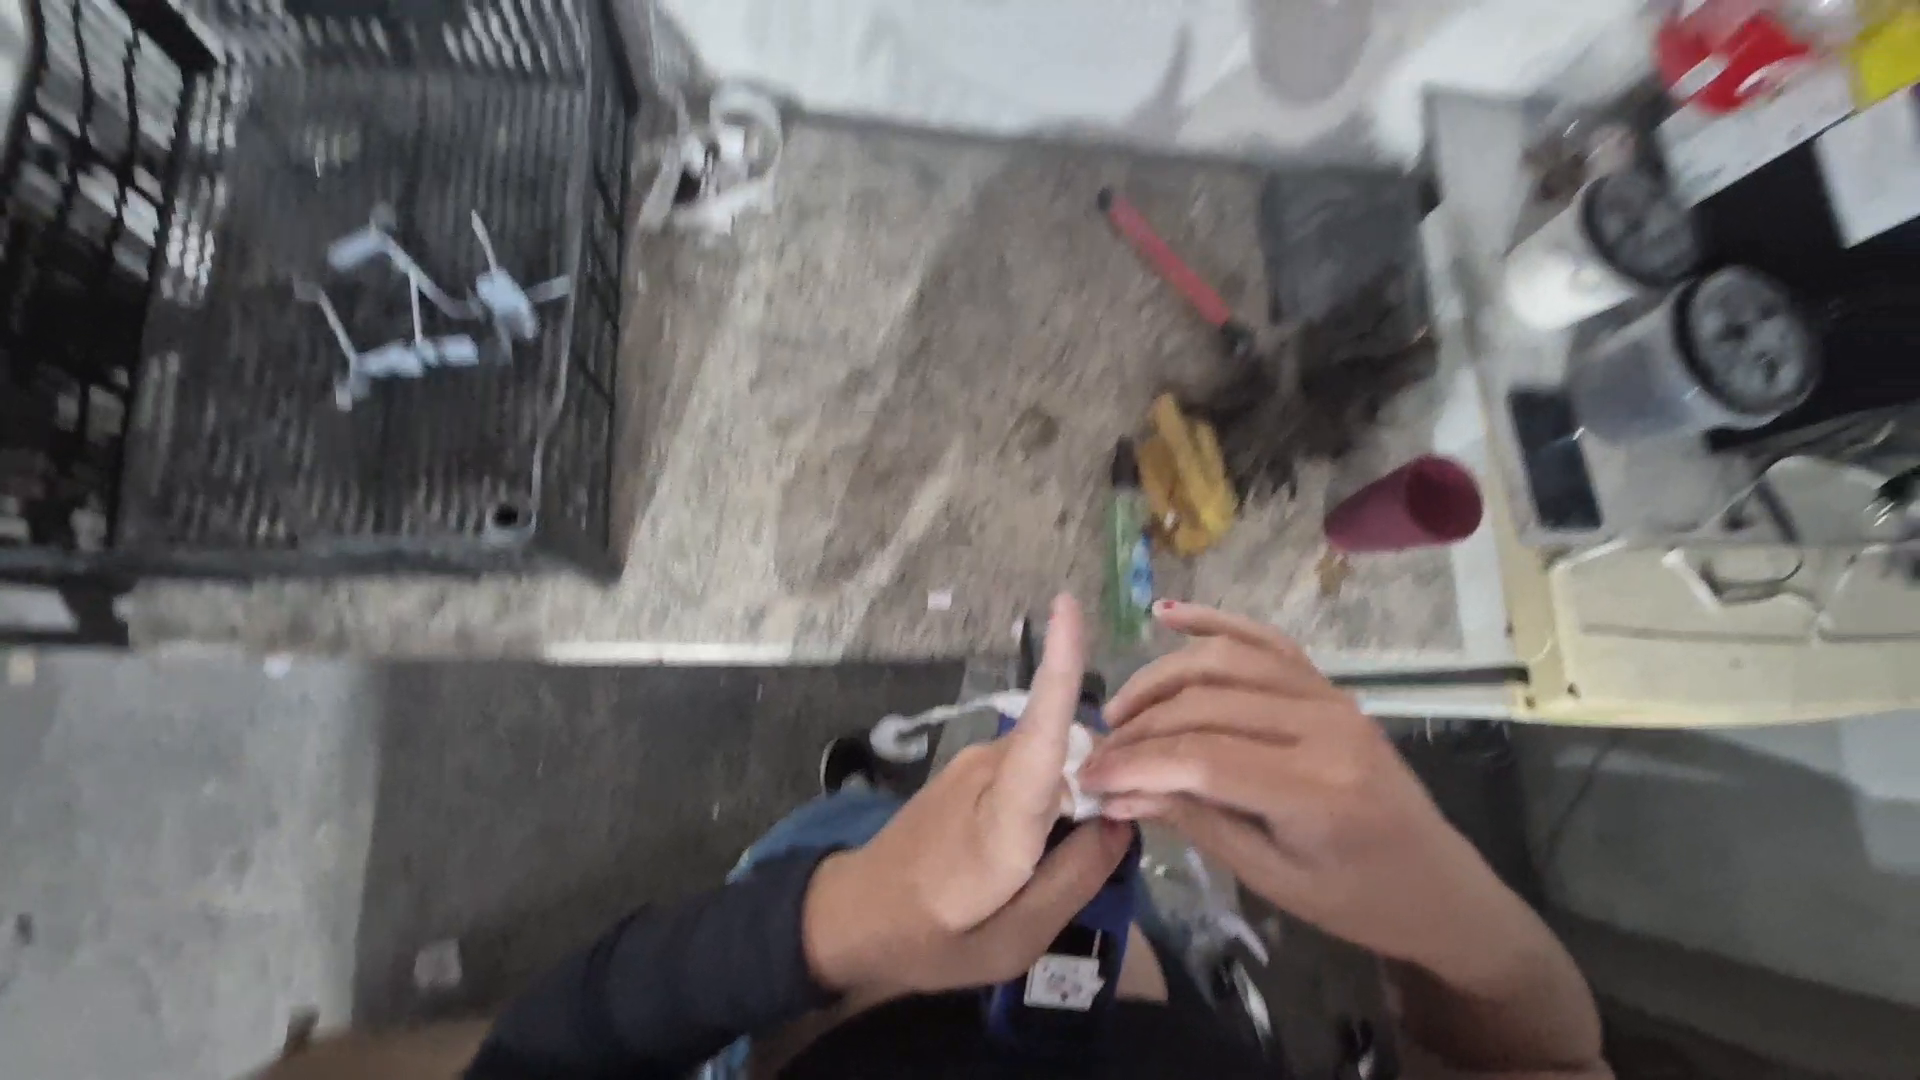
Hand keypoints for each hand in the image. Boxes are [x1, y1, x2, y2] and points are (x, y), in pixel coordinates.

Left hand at [803, 595, 1133, 1000]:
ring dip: (1079, 786)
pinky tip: (1041, 838)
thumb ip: (1076, 877)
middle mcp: (987, 771)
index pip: (1038, 734)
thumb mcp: (1014, 939)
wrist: (854, 915)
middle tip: (1115, 842)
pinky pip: (1031, 761)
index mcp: (1001, 820)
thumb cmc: (934, 937)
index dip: (1057, 670)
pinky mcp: (968, 764)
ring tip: (1072, 852)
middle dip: (1108, 774)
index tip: (1067, 608)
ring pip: (1052, 753)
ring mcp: (973, 761)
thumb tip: (1121, 821)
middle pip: (1067, 746)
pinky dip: (1053, 788)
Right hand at [1079, 602, 1519, 982]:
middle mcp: (1323, 725)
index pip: (1202, 759)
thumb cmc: (1358, 899)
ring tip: (1121, 709)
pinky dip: (1213, 621)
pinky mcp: (1328, 685)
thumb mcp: (1271, 877)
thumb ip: (1194, 822)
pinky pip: (1263, 639)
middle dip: (1140, 727)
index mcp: (1317, 788)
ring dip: (1161, 678)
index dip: (1136, 764)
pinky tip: (1167, 615)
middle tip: (1096, 750)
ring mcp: (1328, 695)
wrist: (1440, 885)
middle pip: (1205, 704)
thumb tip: (1117, 794)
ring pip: (1223, 661)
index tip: (1088, 776)